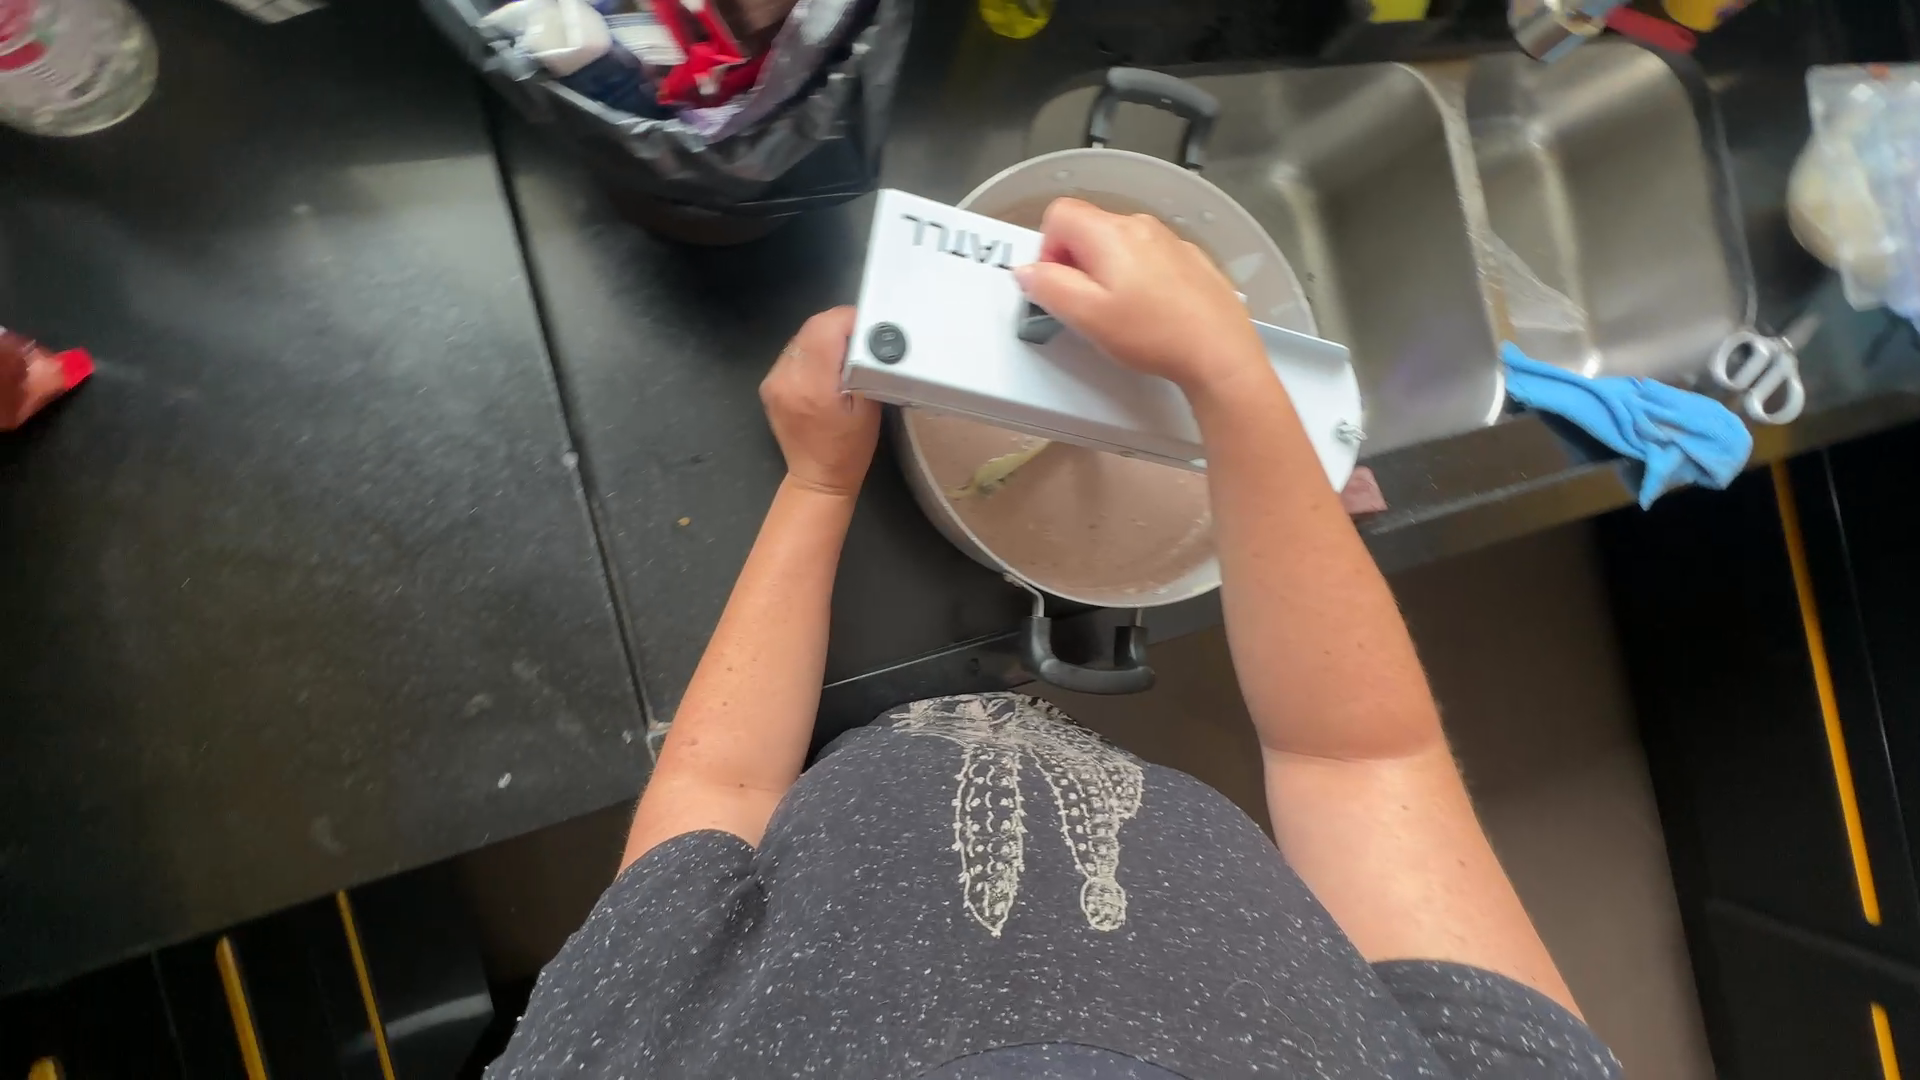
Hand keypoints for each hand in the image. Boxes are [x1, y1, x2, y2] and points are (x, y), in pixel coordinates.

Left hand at [760, 306, 881, 497]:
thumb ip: (865, 369)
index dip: (850, 320)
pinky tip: (824, 370)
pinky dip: (811, 354)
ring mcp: (773, 380)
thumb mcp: (868, 408)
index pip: (827, 327)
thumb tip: (867, 339)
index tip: (869, 328)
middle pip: (812, 328)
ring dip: (824, 339)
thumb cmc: (849, 449)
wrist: (817, 478)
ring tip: (844, 357)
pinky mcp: (769, 385)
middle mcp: (787, 377)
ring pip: (801, 338)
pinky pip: (793, 354)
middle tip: (861, 340)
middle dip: (838, 327)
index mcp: (813, 384)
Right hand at [1012, 197, 1268, 393]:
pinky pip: (1147, 259)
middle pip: (1088, 227)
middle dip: (1075, 263)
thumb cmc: (1153, 334)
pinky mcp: (1188, 260)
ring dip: (1106, 272)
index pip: (1058, 214)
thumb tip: (1026, 271)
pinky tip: (1147, 313)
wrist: (1217, 350)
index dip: (1046, 250)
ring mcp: (1168, 240)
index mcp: (1110, 233)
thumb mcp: (1087, 316)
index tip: (1057, 286)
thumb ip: (1048, 287)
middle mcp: (1140, 225)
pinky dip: (1136, 279)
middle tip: (1085, 307)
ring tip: (1117, 314)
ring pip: (1118, 244)